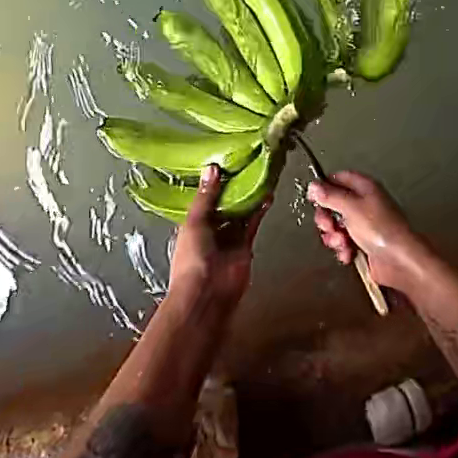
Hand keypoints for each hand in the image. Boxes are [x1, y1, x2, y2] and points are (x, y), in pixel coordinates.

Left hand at [168, 165, 266, 309]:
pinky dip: (259, 210)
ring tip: (258, 175)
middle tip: (244, 165)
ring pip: (239, 213)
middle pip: (223, 205)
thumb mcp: (194, 221)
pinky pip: (252, 224)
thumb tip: (211, 168)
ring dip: (248, 197)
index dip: (211, 183)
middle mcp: (209, 229)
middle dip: (232, 188)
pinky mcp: (244, 246)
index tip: (222, 163)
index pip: (202, 199)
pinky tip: (266, 195)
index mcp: (191, 223)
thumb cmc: (192, 258)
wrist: (207, 294)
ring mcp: (227, 238)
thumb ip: (205, 196)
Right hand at [307, 171, 446, 297]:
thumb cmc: (383, 231)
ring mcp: (365, 225)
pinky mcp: (364, 243)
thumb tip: (314, 186)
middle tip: (329, 225)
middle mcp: (365, 204)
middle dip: (326, 218)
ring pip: (336, 226)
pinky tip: (348, 253)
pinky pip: (344, 242)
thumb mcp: (350, 207)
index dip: (324, 188)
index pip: (338, 178)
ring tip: (342, 242)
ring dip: (334, 236)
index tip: (316, 199)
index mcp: (365, 188)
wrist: (401, 262)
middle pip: (333, 204)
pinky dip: (342, 249)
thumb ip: (329, 195)